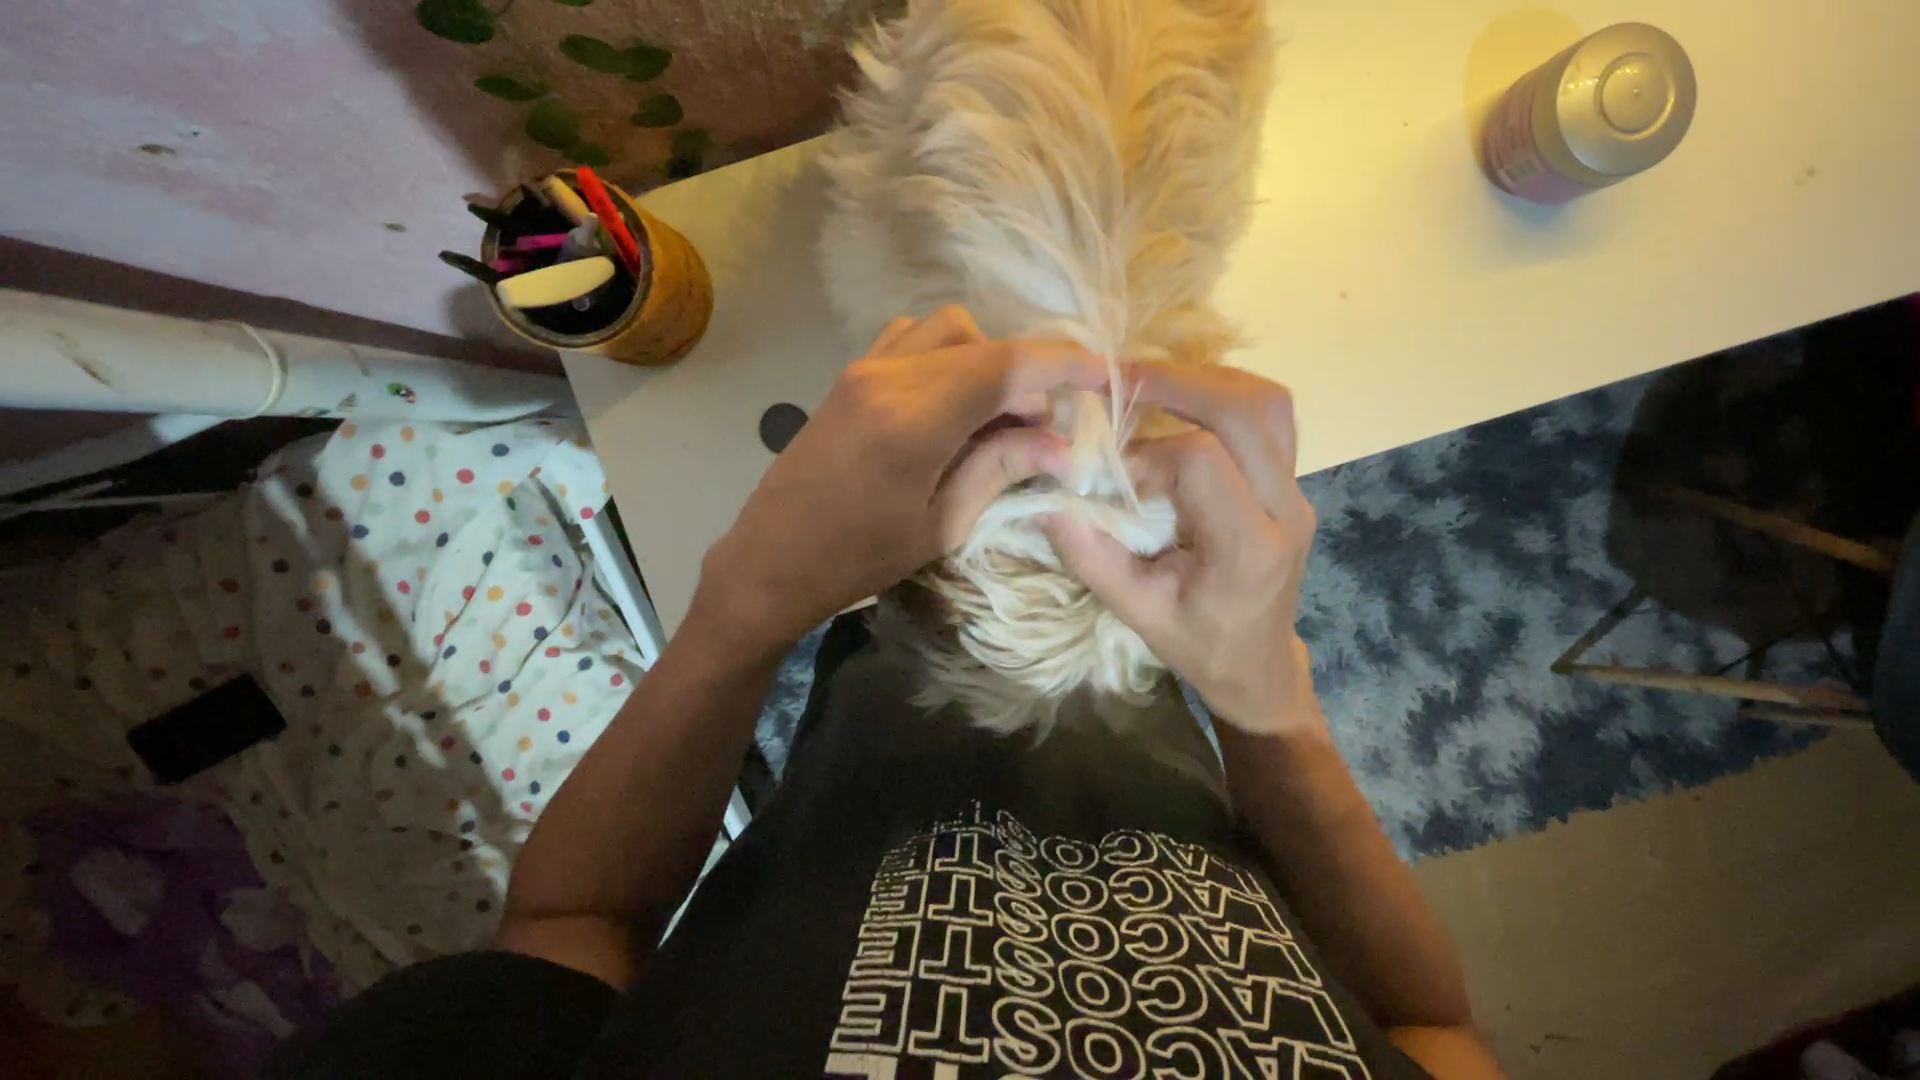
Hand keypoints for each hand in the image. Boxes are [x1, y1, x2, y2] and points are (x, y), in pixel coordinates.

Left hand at [691, 307, 1105, 652]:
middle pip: (983, 342)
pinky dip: (948, 357)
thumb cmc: (857, 559)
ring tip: (994, 417)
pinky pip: (913, 340)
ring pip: (948, 331)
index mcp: (915, 419)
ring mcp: (863, 368)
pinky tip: (951, 405)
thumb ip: (1001, 471)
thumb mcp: (940, 526)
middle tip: (1039, 428)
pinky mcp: (849, 375)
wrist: (770, 560)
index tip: (1105, 376)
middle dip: (1027, 373)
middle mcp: (888, 375)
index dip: (1064, 363)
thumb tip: (1062, 443)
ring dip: (986, 361)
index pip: (1006, 364)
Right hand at [1043, 363, 1319, 733]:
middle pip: (1248, 411)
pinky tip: (1181, 406)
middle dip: (1180, 384)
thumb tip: (1043, 499)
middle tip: (1121, 380)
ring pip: (1267, 403)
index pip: (1201, 461)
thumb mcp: (1135, 611)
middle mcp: (1285, 509)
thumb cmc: (1198, 644)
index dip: (1147, 454)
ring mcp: (1298, 491)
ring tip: (1151, 385)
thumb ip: (1089, 555)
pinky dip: (1222, 396)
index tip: (1113, 476)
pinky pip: (1269, 417)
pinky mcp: (1291, 482)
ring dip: (1206, 381)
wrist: (1259, 665)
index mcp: (1247, 547)